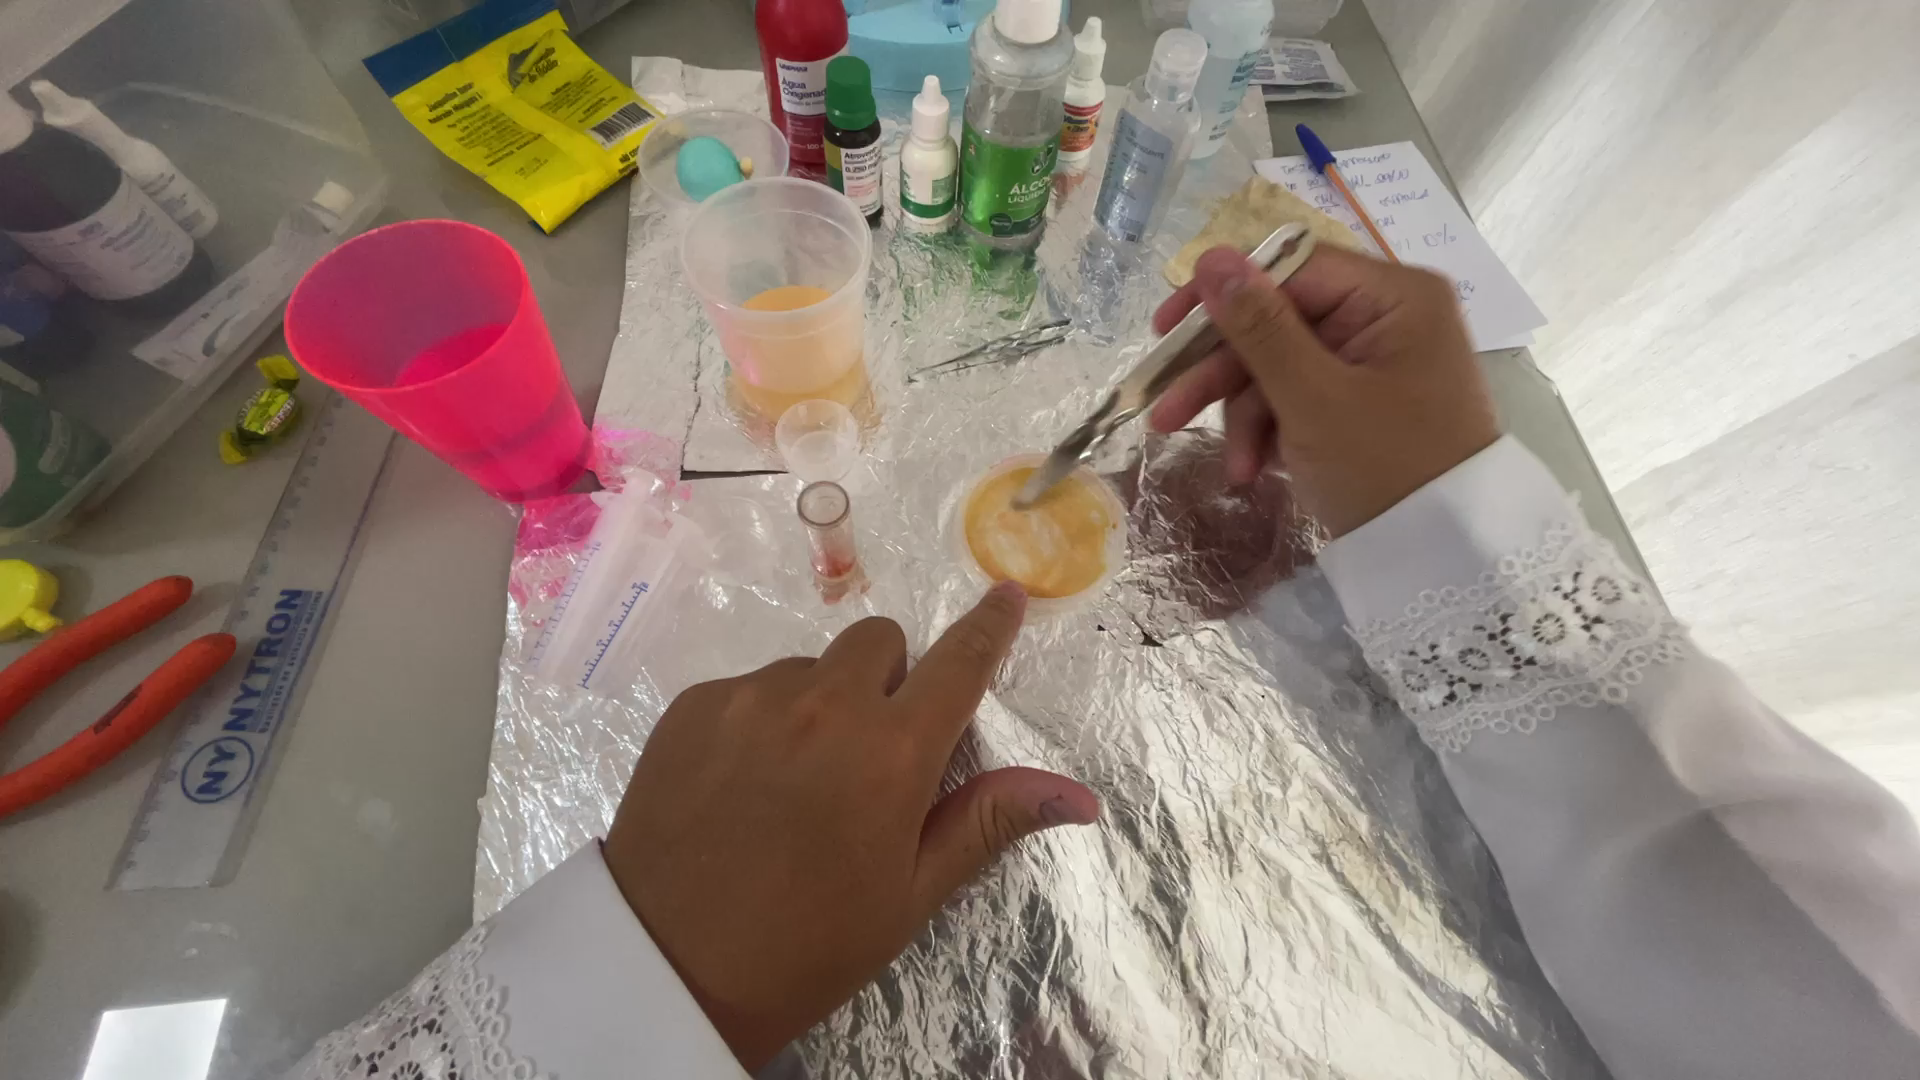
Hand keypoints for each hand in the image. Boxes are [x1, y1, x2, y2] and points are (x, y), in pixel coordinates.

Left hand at [601, 583, 1099, 1069]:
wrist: (665, 970)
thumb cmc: (808, 942)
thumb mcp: (910, 892)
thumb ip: (990, 821)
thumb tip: (1079, 795)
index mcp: (891, 752)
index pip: (959, 664)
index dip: (989, 626)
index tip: (1005, 593)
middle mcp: (825, 704)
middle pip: (880, 641)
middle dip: (888, 679)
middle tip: (867, 748)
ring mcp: (752, 696)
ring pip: (812, 666)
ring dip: (821, 703)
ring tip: (792, 778)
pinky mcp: (696, 701)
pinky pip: (752, 686)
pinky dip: (762, 718)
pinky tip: (739, 781)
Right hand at [1149, 245, 1500, 536]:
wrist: (1440, 552)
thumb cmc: (1384, 466)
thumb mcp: (1312, 397)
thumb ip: (1259, 327)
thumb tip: (1210, 258)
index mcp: (1390, 296)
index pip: (1287, 270)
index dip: (1221, 297)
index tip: (1163, 331)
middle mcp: (1380, 318)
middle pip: (1275, 325)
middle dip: (1221, 378)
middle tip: (1165, 416)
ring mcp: (1366, 363)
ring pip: (1275, 369)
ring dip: (1243, 419)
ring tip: (1236, 470)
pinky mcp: (1353, 402)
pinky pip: (1292, 399)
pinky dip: (1267, 433)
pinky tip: (1255, 470)